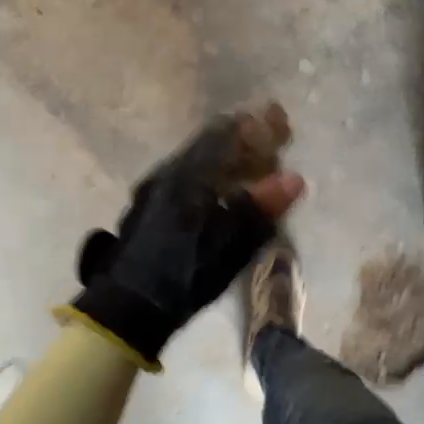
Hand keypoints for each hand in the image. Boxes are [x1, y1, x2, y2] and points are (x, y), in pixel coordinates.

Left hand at [63, 104, 304, 368]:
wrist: (129, 303)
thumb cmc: (185, 271)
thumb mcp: (231, 244)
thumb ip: (261, 207)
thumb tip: (294, 178)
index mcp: (190, 173)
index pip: (227, 134)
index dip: (256, 125)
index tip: (280, 120)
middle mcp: (169, 172)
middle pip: (210, 143)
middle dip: (243, 140)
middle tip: (271, 144)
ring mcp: (154, 189)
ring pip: (196, 161)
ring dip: (227, 159)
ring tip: (252, 169)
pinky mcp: (147, 207)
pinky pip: (186, 177)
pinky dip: (211, 175)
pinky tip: (221, 193)